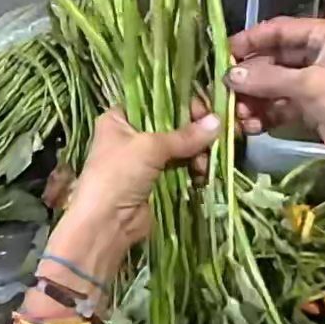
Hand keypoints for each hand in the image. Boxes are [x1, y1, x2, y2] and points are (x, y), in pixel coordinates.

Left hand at [64, 108, 219, 246]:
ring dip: (196, 152)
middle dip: (193, 130)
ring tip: (203, 163)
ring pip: (178, 146)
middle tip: (213, 136)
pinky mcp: (155, 179)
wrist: (106, 224)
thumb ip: (184, 135)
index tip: (204, 109)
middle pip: (171, 123)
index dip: (181, 102)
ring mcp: (143, 159)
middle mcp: (130, 134)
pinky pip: (180, 166)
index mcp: (118, 118)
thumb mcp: (149, 148)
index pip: (155, 99)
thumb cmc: (118, 175)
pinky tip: (201, 174)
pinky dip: (192, 168)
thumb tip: (218, 121)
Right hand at [227, 17, 324, 174]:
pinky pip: (282, 106)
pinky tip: (251, 127)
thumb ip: (268, 78)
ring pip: (275, 85)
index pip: (279, 30)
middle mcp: (320, 54)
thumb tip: (229, 75)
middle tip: (224, 93)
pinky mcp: (314, 108)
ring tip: (238, 116)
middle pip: (274, 59)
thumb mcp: (312, 85)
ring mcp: (316, 82)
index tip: (222, 55)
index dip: (250, 41)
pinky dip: (266, 114)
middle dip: (249, 77)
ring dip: (254, 99)